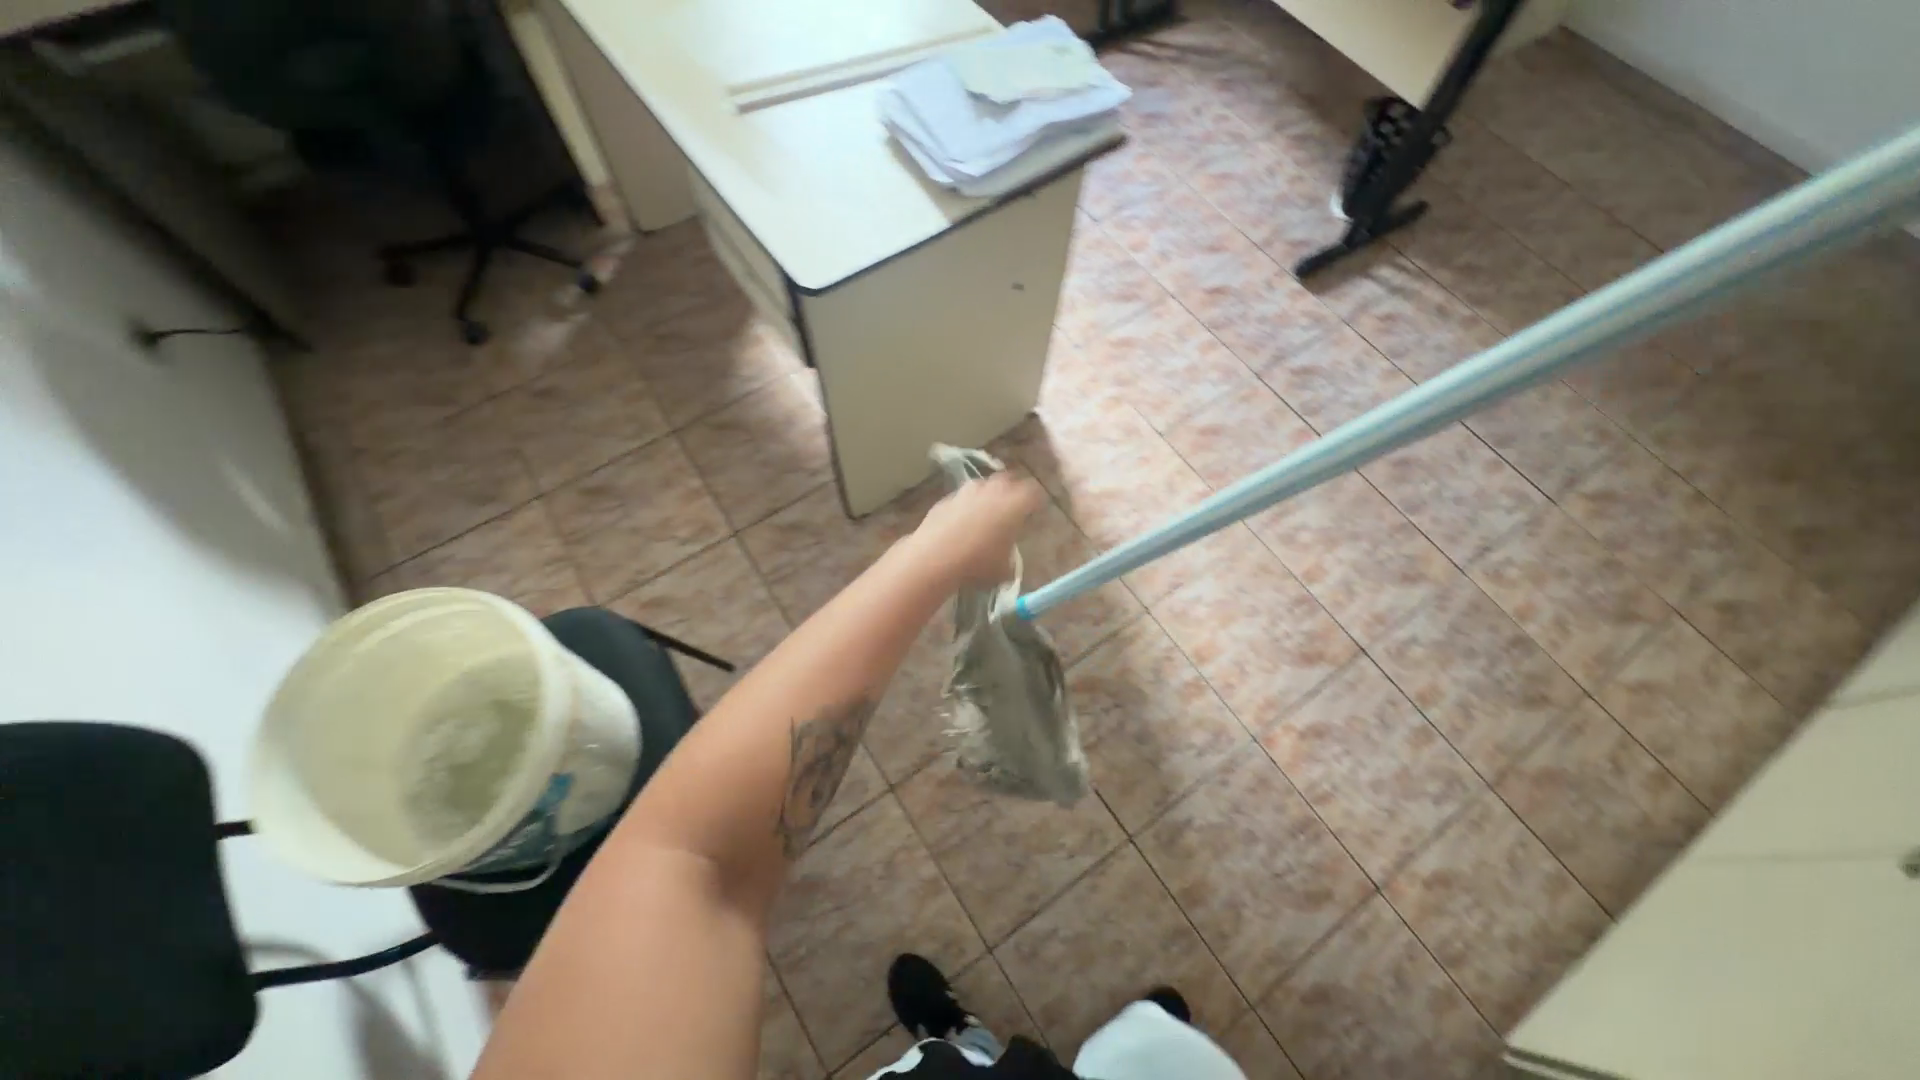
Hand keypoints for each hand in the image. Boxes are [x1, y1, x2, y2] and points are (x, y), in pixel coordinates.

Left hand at [906, 472, 1045, 588]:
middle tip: (1013, 509)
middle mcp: (993, 489)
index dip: (1036, 502)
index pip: (1035, 493)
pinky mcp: (946, 498)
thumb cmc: (978, 563)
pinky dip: (966, 506)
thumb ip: (1011, 556)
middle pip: (1009, 480)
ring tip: (986, 515)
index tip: (1035, 511)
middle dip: (1013, 492)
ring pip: (984, 486)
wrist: (934, 557)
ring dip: (987, 496)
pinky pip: (962, 498)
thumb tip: (1007, 554)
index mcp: (1015, 503)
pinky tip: (961, 523)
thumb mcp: (1004, 569)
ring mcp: (967, 491)